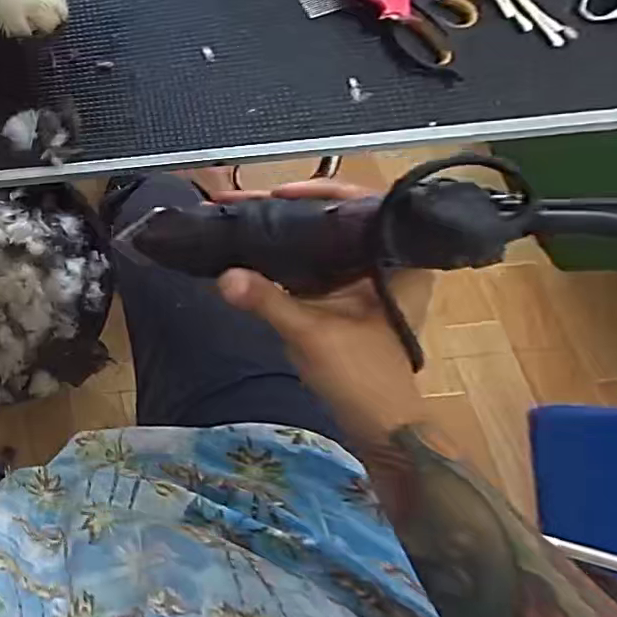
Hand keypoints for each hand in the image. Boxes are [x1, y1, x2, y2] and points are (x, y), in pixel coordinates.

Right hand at [211, 180, 436, 441]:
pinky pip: (316, 260)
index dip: (319, 189)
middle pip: (335, 217)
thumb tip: (223, 275)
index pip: (361, 202)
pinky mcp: (348, 296)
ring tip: (245, 214)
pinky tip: (256, 246)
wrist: (382, 428)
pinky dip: (287, 252)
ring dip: (285, 227)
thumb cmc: (362, 376)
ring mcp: (366, 279)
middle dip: (289, 206)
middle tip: (247, 201)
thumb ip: (266, 300)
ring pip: (323, 238)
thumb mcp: (310, 333)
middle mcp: (383, 260)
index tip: (279, 193)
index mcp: (393, 258)